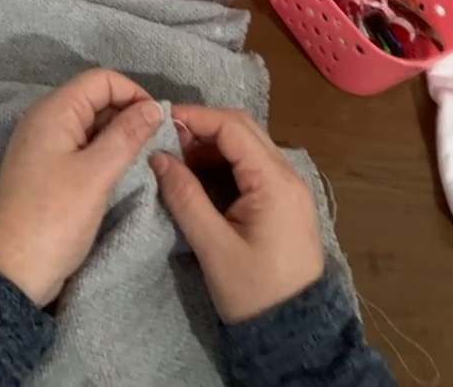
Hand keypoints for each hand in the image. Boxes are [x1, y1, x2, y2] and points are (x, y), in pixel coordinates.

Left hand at [0, 69, 164, 305]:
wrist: (11, 271)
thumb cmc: (54, 217)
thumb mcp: (96, 174)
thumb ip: (127, 135)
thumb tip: (155, 105)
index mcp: (54, 110)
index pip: (101, 80)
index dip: (133, 93)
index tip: (160, 122)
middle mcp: (45, 118)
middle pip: (95, 98)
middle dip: (129, 113)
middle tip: (159, 143)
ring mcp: (44, 143)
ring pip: (91, 123)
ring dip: (119, 134)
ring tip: (146, 158)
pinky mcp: (46, 166)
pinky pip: (81, 144)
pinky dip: (104, 151)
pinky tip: (122, 170)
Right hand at [149, 104, 325, 323]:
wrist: (295, 336)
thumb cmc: (254, 292)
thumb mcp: (213, 247)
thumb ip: (185, 197)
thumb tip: (157, 157)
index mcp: (274, 182)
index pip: (232, 127)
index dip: (195, 118)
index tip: (161, 122)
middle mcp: (288, 175)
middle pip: (242, 128)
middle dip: (203, 127)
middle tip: (168, 140)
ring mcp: (289, 187)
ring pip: (247, 143)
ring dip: (213, 144)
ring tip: (179, 160)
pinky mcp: (284, 200)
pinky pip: (253, 163)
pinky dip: (225, 160)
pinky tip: (201, 177)